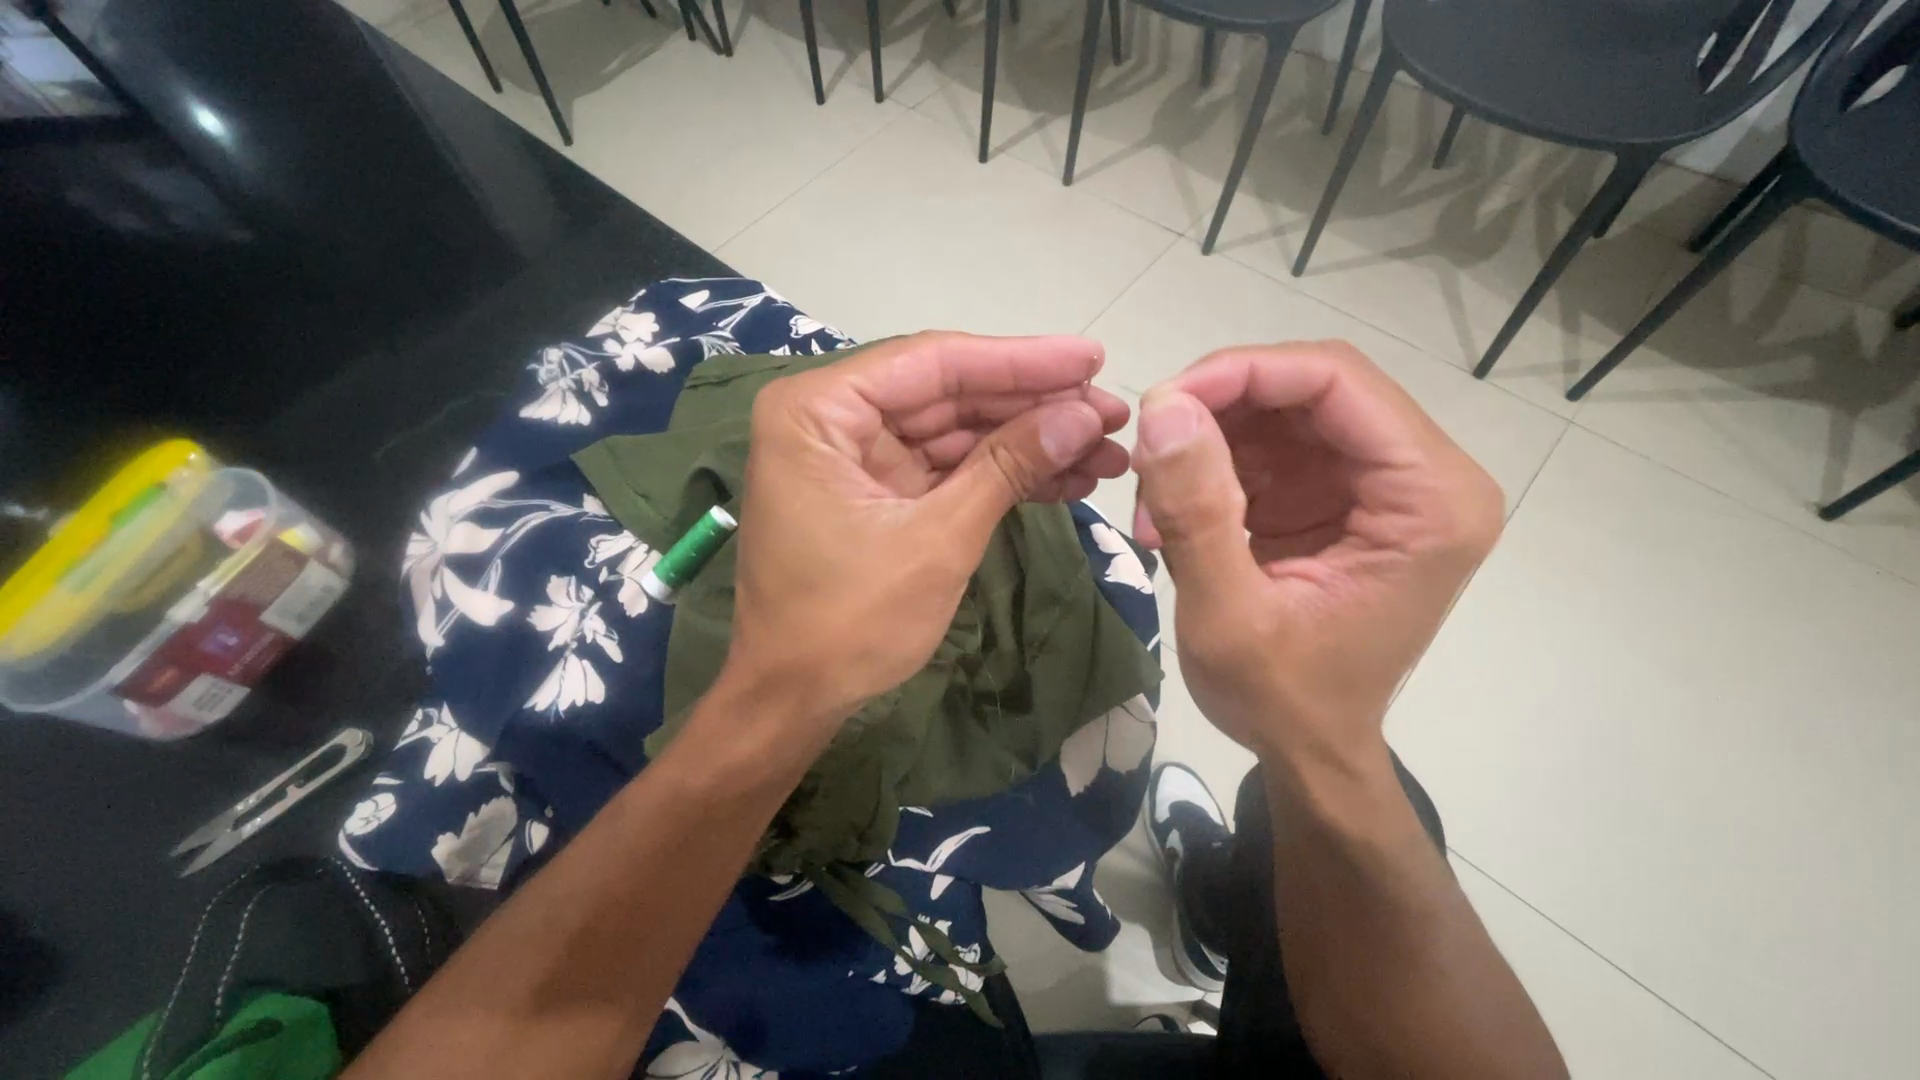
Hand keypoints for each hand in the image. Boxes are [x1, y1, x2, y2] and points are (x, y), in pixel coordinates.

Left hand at [724, 331, 1130, 736]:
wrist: (794, 700)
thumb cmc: (849, 622)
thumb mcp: (936, 539)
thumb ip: (1008, 467)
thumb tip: (1084, 415)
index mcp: (819, 410)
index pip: (934, 363)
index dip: (1021, 361)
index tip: (1092, 357)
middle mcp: (833, 418)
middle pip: (950, 395)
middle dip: (1034, 408)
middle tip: (1112, 413)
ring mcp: (857, 458)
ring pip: (957, 434)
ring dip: (1028, 445)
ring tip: (1108, 452)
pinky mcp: (879, 494)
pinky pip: (948, 471)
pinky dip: (1002, 478)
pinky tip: (1067, 480)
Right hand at [1130, 342, 1501, 774]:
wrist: (1309, 749)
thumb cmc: (1283, 700)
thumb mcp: (1229, 615)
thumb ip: (1198, 510)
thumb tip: (1163, 406)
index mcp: (1431, 501)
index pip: (1339, 383)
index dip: (1244, 373)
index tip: (1161, 403)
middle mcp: (1423, 476)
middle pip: (1311, 387)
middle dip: (1217, 408)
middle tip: (1148, 455)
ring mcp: (1382, 483)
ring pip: (1283, 410)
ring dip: (1207, 441)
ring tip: (1153, 505)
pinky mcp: (1342, 495)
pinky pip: (1271, 445)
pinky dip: (1213, 467)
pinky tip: (1173, 514)